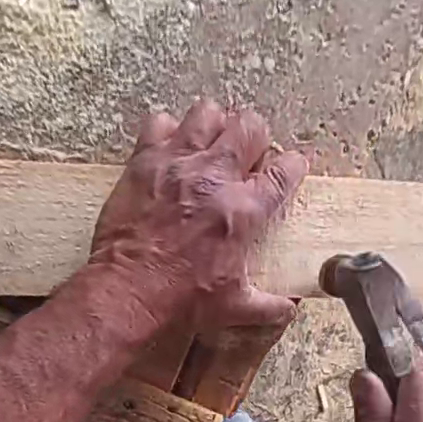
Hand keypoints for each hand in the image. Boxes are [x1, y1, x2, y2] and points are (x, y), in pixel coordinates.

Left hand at [87, 99, 308, 333]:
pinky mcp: (144, 163)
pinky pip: (159, 123)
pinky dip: (166, 132)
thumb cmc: (180, 302)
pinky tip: (167, 151)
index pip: (285, 171)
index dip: (292, 167)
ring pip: (207, 114)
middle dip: (253, 138)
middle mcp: (216, 177)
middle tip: (244, 157)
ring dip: (212, 127)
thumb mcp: (233, 308)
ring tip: (207, 146)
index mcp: (245, 211)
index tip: (289, 169)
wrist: (130, 295)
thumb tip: (289, 307)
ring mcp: (179, 165)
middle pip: (250, 126)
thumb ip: (267, 305)